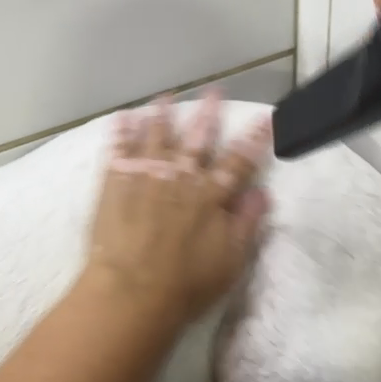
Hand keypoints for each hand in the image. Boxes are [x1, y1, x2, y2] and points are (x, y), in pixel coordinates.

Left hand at [82, 91, 272, 324]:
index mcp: (211, 194)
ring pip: (157, 134)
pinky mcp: (115, 179)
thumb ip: (248, 222)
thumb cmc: (186, 283)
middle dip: (208, 112)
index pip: (238, 160)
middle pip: (198, 137)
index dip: (253, 138)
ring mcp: (146, 173)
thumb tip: (262, 192)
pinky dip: (122, 130)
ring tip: (165, 98)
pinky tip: (123, 116)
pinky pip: (119, 147)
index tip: (264, 117)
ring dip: (162, 114)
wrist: (131, 291)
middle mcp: (180, 175)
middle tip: (214, 90)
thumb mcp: (231, 260)